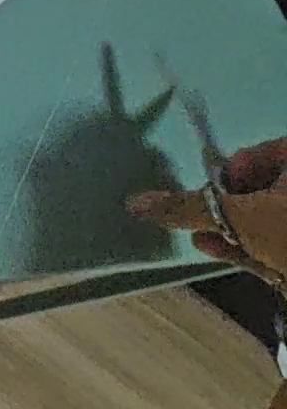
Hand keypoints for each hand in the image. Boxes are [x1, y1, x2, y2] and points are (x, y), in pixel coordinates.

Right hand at [127, 136, 286, 281]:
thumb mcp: (235, 216)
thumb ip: (183, 207)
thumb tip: (135, 202)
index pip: (253, 157)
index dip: (222, 180)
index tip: (205, 203)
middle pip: (264, 189)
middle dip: (228, 208)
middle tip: (204, 226)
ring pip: (275, 216)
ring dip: (237, 229)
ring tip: (204, 241)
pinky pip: (284, 237)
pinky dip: (257, 244)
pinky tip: (219, 251)